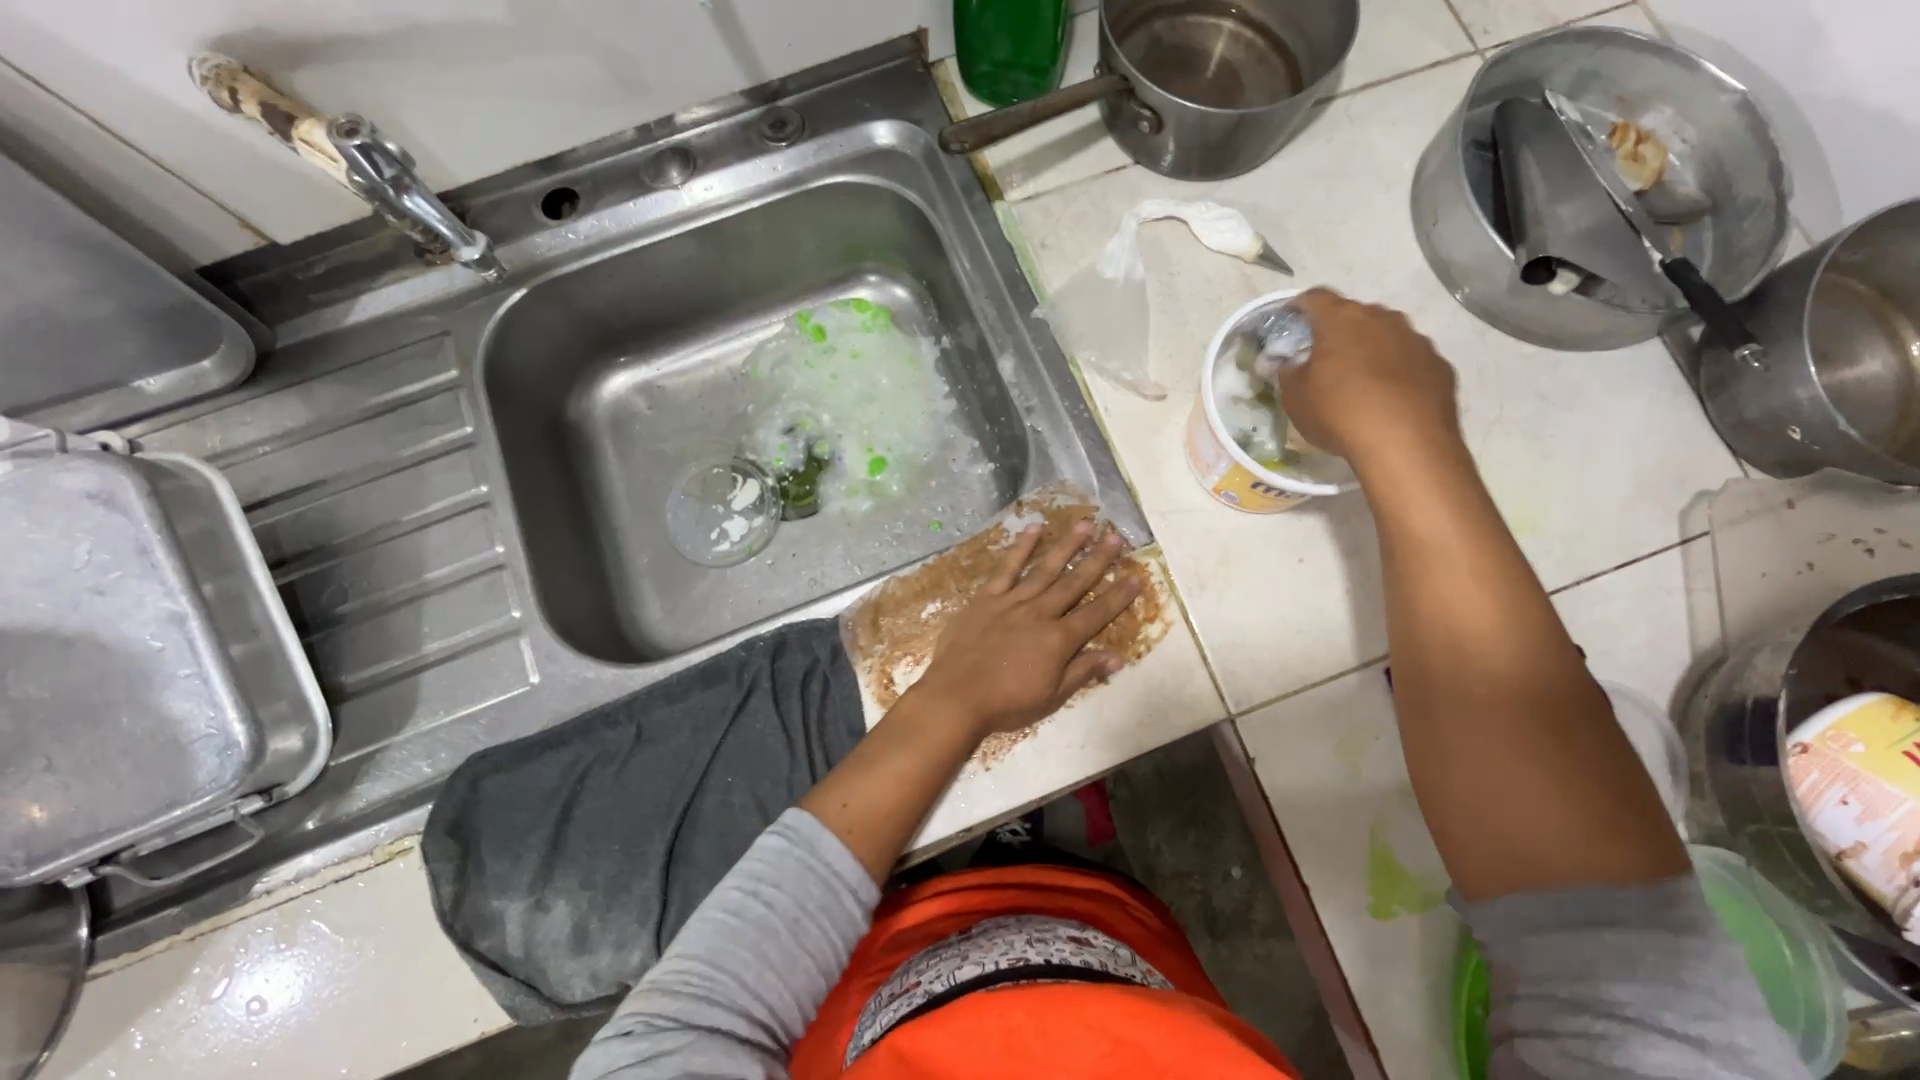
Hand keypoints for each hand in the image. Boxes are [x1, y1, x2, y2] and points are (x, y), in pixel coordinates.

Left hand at [907, 520, 1143, 738]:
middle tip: (1116, 537)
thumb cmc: (1007, 703)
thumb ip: (1083, 671)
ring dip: (1067, 546)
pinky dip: (1021, 548)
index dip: (1119, 595)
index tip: (1137, 576)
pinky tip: (1033, 528)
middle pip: (1075, 582)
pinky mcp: (985, 598)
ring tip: (1085, 524)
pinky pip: (1006, 568)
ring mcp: (1012, 601)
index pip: (1097, 613)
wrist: (956, 696)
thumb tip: (1117, 656)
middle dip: (1098, 560)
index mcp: (1059, 639)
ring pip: (1045, 568)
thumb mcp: (1052, 697)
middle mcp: (1040, 613)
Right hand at [1278, 289, 1462, 468]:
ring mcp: (1416, 340)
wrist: (1406, 443)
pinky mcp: (1440, 365)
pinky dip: (1399, 372)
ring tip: (1362, 382)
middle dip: (1340, 331)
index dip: (1300, 306)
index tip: (1291, 321)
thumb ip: (1289, 372)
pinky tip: (1391, 399)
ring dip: (1372, 350)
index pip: (1315, 297)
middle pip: (1355, 315)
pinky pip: (1412, 361)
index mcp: (1342, 320)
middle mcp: (1383, 318)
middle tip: (1326, 358)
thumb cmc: (1339, 413)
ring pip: (1387, 336)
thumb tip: (1289, 363)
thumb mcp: (1295, 398)